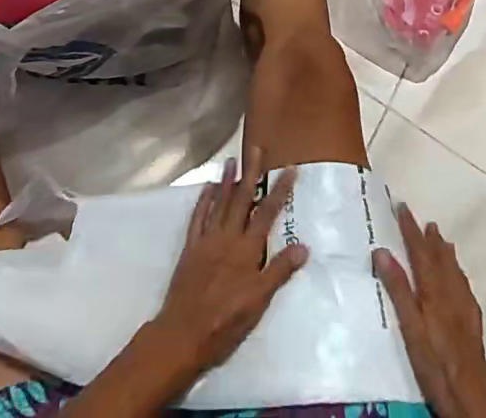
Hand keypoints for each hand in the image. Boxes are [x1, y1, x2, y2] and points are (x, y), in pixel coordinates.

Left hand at [152, 149, 307, 371]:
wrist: (181, 335)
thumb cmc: (225, 321)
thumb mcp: (259, 301)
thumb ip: (279, 271)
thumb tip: (303, 246)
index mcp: (247, 249)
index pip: (267, 213)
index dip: (280, 190)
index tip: (290, 169)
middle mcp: (227, 238)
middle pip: (242, 199)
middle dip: (251, 173)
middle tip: (256, 149)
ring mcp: (206, 240)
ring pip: (219, 203)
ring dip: (227, 180)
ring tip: (232, 160)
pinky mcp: (190, 248)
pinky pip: (198, 218)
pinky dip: (203, 201)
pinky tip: (207, 188)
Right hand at [373, 205, 485, 417]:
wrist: (469, 397)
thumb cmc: (434, 363)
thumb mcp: (410, 327)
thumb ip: (398, 288)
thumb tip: (382, 251)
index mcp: (434, 290)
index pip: (420, 251)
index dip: (410, 229)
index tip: (402, 207)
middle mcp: (452, 292)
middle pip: (439, 257)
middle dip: (429, 237)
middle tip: (424, 220)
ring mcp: (465, 306)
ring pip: (454, 270)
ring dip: (444, 251)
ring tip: (440, 238)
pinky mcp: (472, 322)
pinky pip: (463, 285)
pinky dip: (456, 272)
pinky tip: (457, 277)